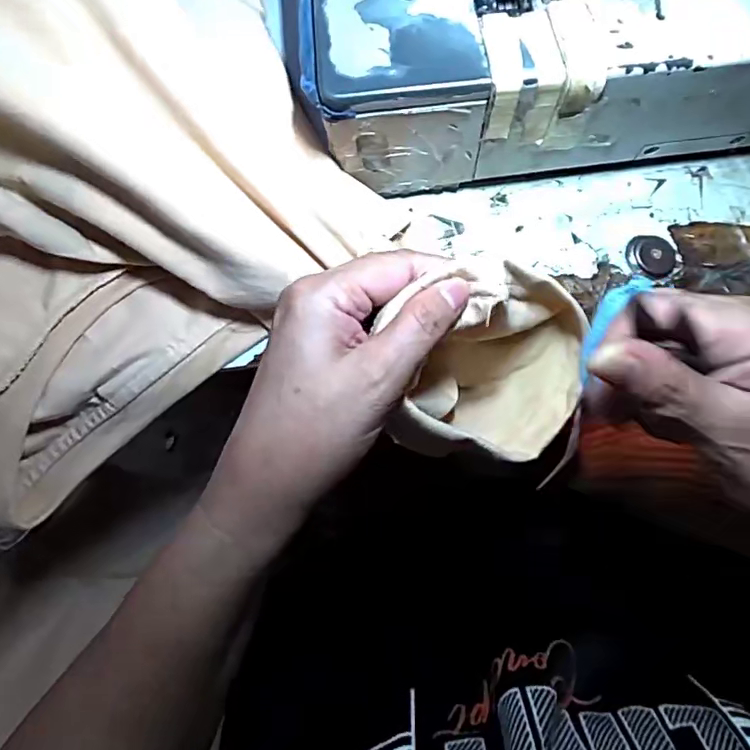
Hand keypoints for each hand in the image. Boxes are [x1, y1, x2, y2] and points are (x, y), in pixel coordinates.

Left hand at [199, 251, 469, 559]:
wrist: (265, 485)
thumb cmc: (320, 431)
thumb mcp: (380, 375)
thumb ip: (422, 323)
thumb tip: (460, 283)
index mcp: (322, 291)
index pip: (396, 263)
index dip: (442, 273)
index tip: (483, 292)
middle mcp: (313, 291)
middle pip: (387, 276)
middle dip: (428, 294)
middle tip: (470, 315)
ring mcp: (311, 314)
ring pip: (379, 298)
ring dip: (412, 314)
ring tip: (446, 333)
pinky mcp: (316, 337)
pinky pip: (365, 318)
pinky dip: (393, 330)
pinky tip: (411, 349)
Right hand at [582, 291, 749, 542]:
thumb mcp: (722, 429)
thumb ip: (661, 386)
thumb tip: (598, 354)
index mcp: (747, 324)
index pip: (657, 305)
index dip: (620, 337)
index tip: (599, 387)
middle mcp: (738, 320)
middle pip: (656, 322)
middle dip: (626, 364)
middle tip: (604, 411)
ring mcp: (732, 343)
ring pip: (658, 346)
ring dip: (638, 384)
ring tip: (629, 422)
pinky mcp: (725, 367)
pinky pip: (672, 365)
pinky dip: (656, 394)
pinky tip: (659, 423)